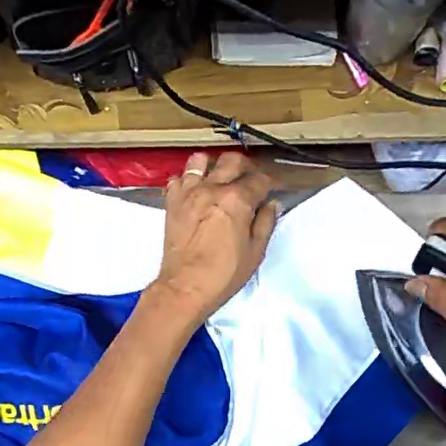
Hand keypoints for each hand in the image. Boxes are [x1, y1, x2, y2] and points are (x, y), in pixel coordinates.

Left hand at [154, 152, 278, 319]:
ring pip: (202, 160)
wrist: (187, 285)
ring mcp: (189, 191)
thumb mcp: (256, 251)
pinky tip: (198, 191)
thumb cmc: (225, 273)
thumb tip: (272, 204)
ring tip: (221, 179)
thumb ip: (266, 222)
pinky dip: (191, 178)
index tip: (273, 190)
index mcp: (238, 200)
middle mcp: (212, 188)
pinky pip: (181, 176)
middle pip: (232, 161)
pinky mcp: (172, 200)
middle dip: (246, 168)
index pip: (259, 179)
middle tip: (251, 181)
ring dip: (215, 166)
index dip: (270, 183)